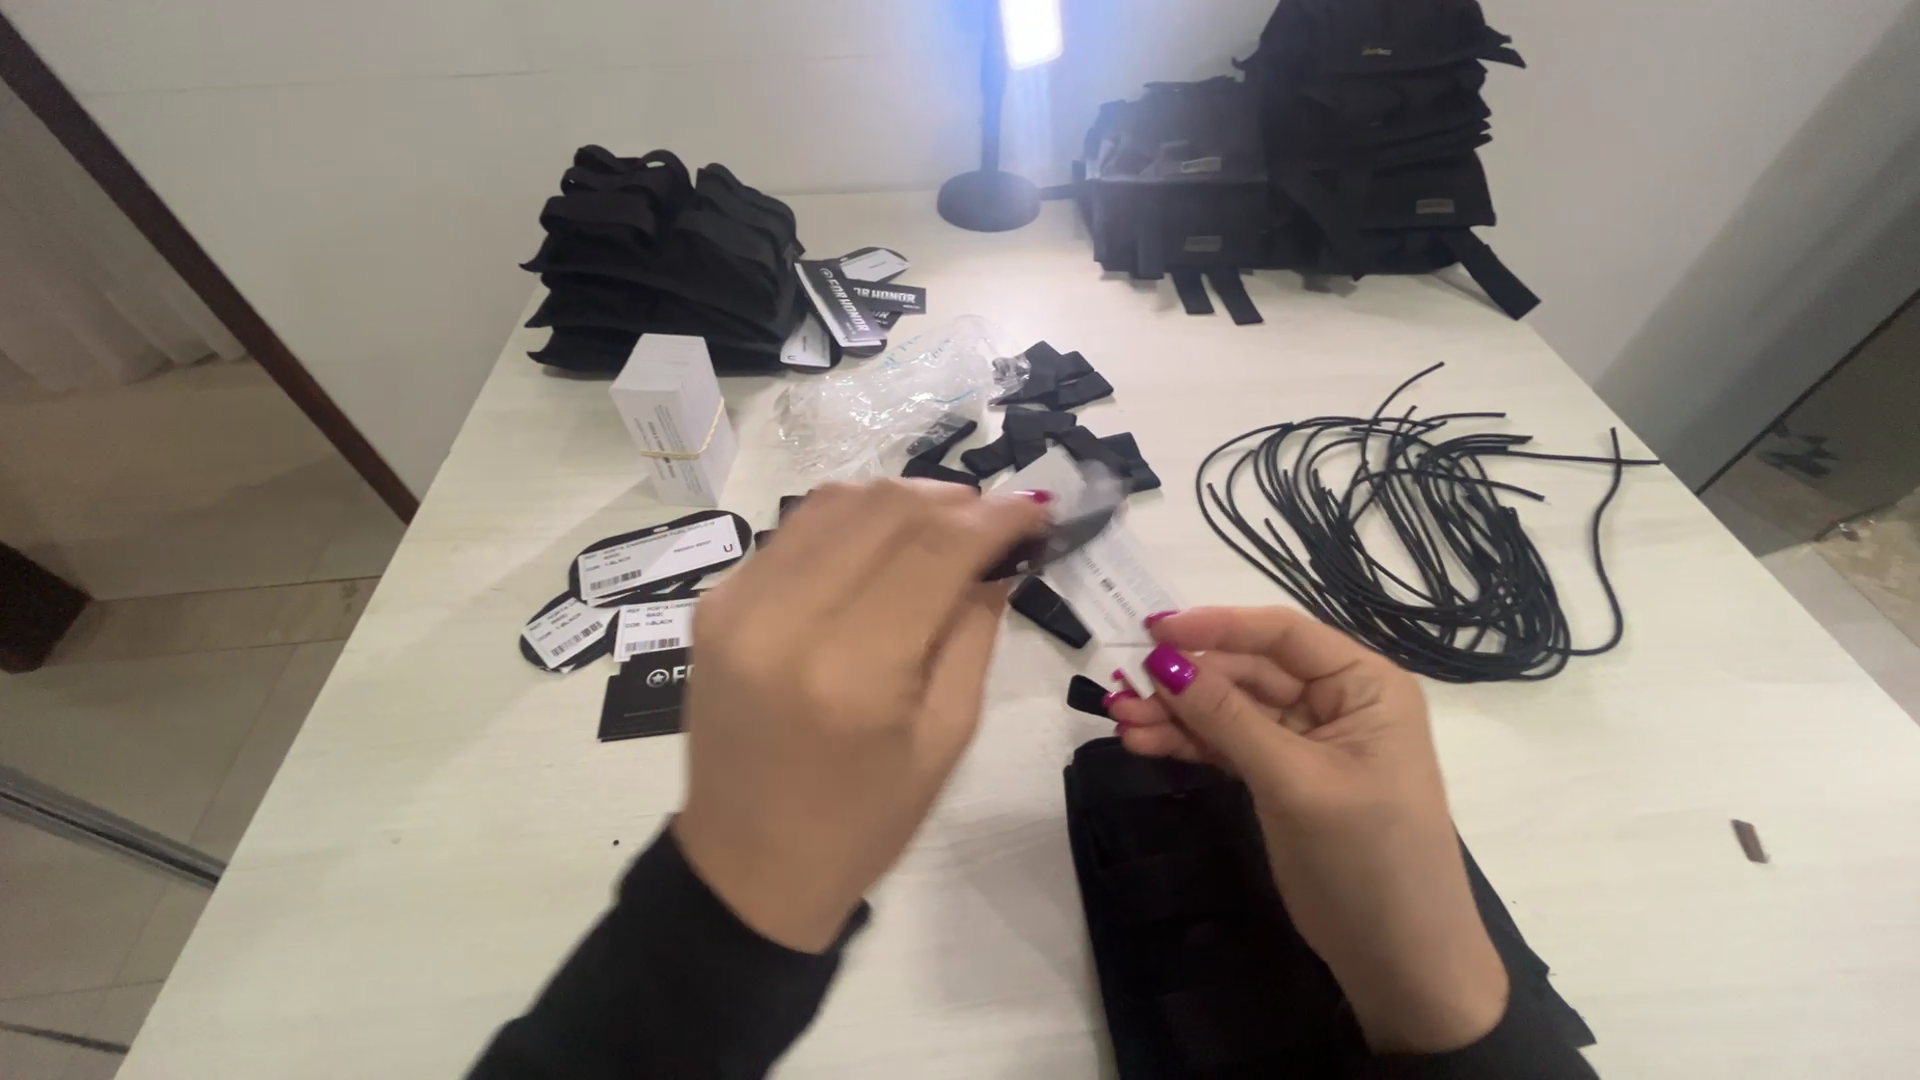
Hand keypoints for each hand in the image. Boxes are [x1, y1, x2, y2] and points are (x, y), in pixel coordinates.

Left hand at [673, 481, 1050, 952]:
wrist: (747, 863)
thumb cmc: (864, 821)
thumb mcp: (946, 734)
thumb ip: (974, 628)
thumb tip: (999, 554)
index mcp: (853, 670)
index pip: (936, 550)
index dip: (997, 517)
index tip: (1037, 510)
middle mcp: (785, 618)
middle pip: (885, 508)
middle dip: (954, 500)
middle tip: (995, 519)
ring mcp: (738, 602)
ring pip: (837, 500)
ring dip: (903, 500)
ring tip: (945, 525)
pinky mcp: (716, 600)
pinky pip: (798, 528)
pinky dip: (852, 521)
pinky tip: (882, 546)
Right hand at [1109, 607, 1509, 1053]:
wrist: (1401, 967)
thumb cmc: (1368, 861)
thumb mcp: (1295, 781)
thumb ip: (1227, 718)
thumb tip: (1160, 661)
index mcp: (1363, 685)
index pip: (1280, 635)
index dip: (1215, 626)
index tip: (1153, 630)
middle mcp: (1334, 700)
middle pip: (1245, 671)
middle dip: (1183, 681)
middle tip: (1123, 689)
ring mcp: (1303, 739)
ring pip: (1227, 708)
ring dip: (1174, 713)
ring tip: (1120, 719)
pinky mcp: (1278, 774)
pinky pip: (1225, 743)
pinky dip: (1185, 742)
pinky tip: (1142, 741)